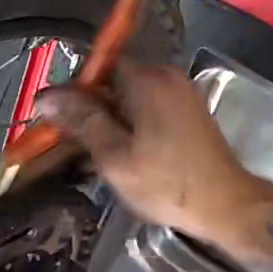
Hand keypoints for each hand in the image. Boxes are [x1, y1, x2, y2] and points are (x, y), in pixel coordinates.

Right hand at [33, 61, 272, 243]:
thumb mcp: (115, 156)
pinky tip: (116, 152)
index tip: (54, 117)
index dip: (73, 90)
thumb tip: (46, 97)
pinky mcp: (188, 110)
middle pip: (115, 81)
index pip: (99, 66)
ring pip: (131, 96)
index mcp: (148, 79)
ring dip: (108, 119)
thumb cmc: (167, 183)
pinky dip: (130, 123)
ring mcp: (181, 92)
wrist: (226, 204)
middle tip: (66, 141)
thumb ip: (82, 122)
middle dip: (89, 108)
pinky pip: (149, 107)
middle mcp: (167, 76)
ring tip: (87, 152)